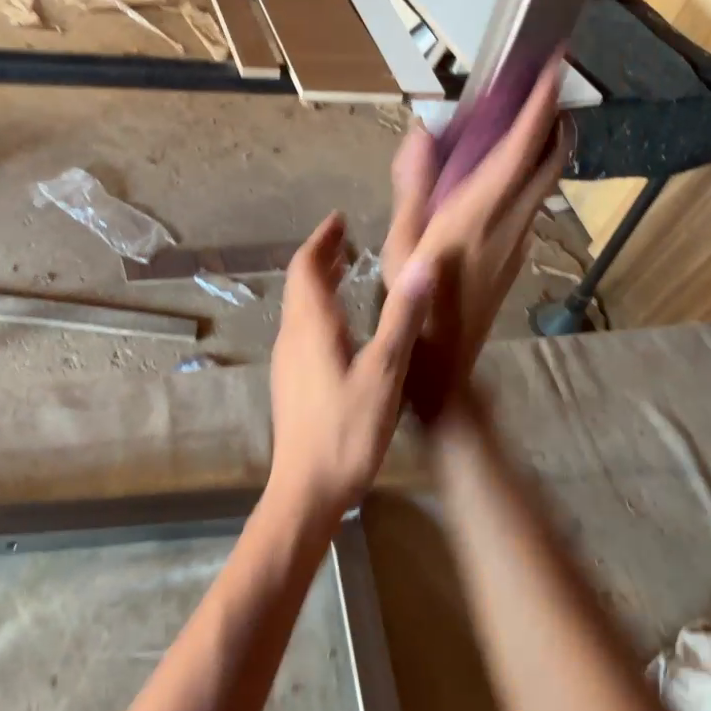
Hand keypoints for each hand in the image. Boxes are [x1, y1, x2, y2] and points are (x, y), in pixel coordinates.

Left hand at [269, 212, 435, 515]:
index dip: (321, 240)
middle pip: (299, 286)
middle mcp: (291, 339)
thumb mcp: (384, 372)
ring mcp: (287, 364)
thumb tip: (422, 264)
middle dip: (320, 259)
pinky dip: (321, 313)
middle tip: (346, 240)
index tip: (339, 220)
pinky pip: (303, 333)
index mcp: (310, 328)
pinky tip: (343, 329)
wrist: (307, 490)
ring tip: (346, 273)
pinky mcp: (292, 386)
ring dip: (319, 286)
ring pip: (299, 311)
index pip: (306, 268)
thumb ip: (402, 318)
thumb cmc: (346, 431)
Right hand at [383, 62, 565, 419]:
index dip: (542, 104)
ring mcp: (520, 241)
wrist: (445, 370)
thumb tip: (419, 133)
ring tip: (526, 121)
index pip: (522, 148)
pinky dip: (531, 174)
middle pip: (551, 160)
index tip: (556, 64)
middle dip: (555, 119)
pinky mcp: (517, 257)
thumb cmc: (415, 309)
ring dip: (546, 146)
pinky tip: (504, 175)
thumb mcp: (401, 247)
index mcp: (479, 213)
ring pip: (547, 182)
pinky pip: (533, 202)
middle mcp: (511, 222)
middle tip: (544, 88)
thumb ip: (413, 189)